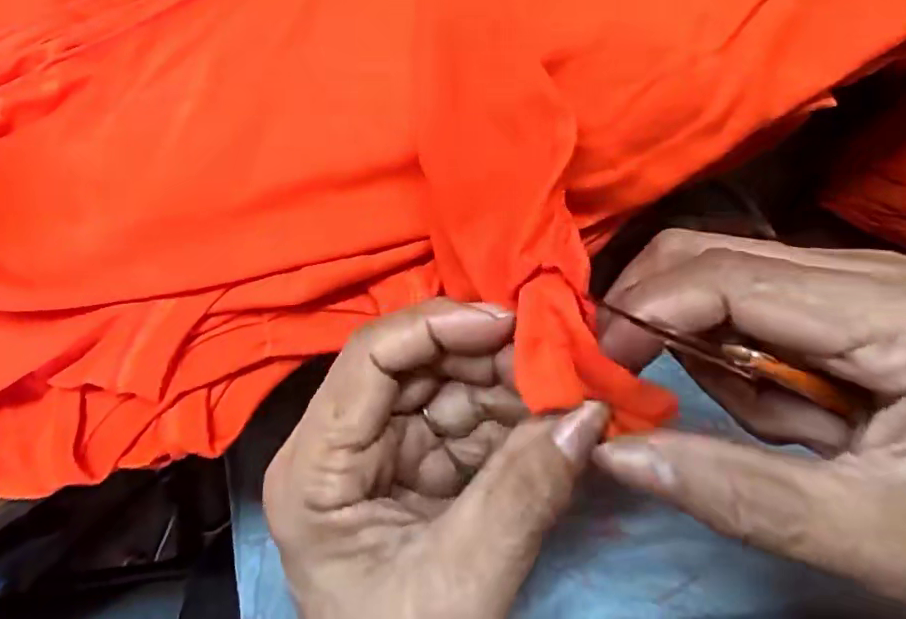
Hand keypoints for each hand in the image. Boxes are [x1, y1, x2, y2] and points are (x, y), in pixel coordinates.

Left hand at [265, 299, 608, 618]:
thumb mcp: (461, 585)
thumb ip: (524, 493)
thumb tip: (589, 411)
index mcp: (316, 464)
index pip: (368, 356)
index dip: (437, 325)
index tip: (508, 321)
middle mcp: (342, 444)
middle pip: (413, 366)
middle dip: (487, 356)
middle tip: (555, 356)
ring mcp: (383, 455)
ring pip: (448, 388)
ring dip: (508, 384)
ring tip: (566, 385)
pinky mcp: (418, 471)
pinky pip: (468, 424)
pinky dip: (512, 417)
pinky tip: (552, 417)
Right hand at [592, 231, 905, 618]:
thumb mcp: (882, 545)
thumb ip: (743, 495)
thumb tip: (615, 452)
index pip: (748, 282)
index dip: (657, 306)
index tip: (600, 355)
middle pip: (736, 257)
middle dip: (676, 315)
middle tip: (645, 380)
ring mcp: (894, 280)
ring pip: (747, 276)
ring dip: (726, 351)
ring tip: (788, 434)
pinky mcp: (879, 301)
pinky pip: (776, 302)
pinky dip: (754, 354)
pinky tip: (798, 412)